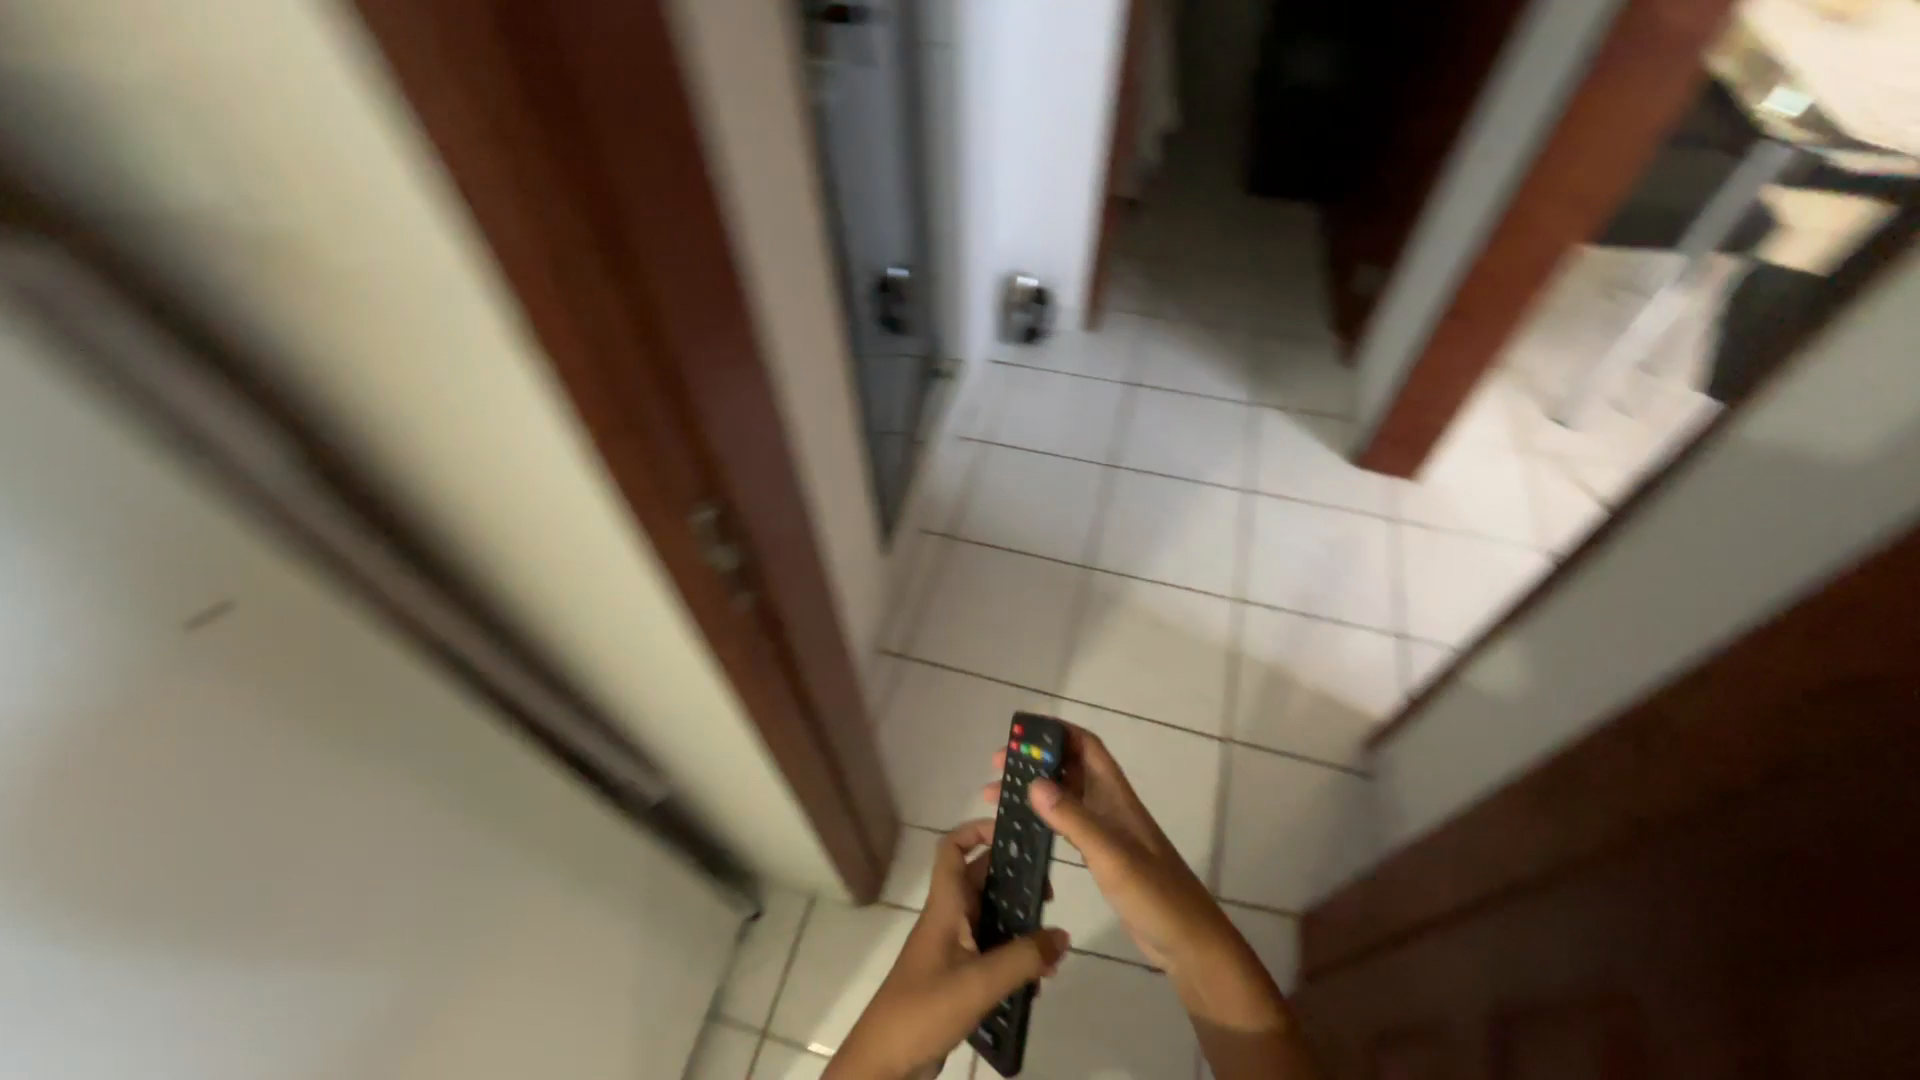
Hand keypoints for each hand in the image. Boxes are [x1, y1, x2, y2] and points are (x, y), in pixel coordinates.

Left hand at [826, 821, 1069, 1079]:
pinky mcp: (955, 979)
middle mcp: (947, 920)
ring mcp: (950, 950)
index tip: (1015, 834)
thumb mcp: (979, 983)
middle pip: (980, 882)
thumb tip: (1062, 935)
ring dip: (1019, 926)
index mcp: (944, 907)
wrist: (884, 1065)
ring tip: (1052, 947)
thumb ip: (1023, 958)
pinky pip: (989, 954)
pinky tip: (1037, 980)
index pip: (953, 849)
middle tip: (1050, 896)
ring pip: (989, 920)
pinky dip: (1013, 959)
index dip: (978, 830)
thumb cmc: (923, 1011)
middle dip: (1015, 882)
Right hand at [982, 724, 1232, 971]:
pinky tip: (1025, 831)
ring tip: (996, 798)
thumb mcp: (1110, 854)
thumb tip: (1034, 782)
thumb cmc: (1155, 894)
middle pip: (1070, 769)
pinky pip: (1069, 826)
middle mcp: (1111, 807)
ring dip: (1035, 791)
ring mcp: (1109, 833)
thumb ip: (1073, 818)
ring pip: (1066, 797)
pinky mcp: (1104, 858)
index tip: (1020, 733)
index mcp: (1116, 797)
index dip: (1057, 732)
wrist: (1189, 943)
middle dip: (1035, 761)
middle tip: (996, 768)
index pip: (1086, 747)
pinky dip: (1045, 820)